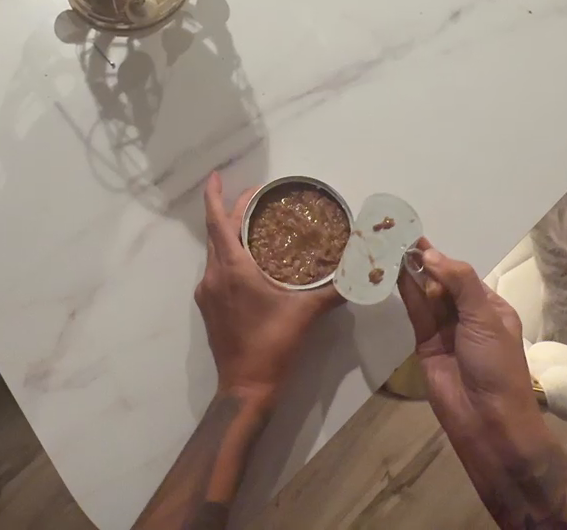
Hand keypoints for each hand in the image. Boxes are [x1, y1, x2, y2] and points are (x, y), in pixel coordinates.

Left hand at [196, 171, 341, 407]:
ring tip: (255, 224)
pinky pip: (217, 269)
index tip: (216, 176)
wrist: (245, 389)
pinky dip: (230, 255)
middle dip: (233, 210)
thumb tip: (358, 274)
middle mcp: (214, 274)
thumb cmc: (272, 345)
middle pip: (218, 232)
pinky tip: (251, 261)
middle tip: (254, 196)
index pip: (217, 221)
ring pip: (216, 251)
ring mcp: (208, 292)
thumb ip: (333, 290)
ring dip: (231, 234)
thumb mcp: (306, 314)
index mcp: (232, 268)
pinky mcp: (209, 306)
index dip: (214, 195)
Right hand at [397, 239, 552, 461]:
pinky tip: (394, 271)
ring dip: (411, 272)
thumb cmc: (496, 366)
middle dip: (424, 261)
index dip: (442, 257)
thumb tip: (430, 253)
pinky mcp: (425, 342)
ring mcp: (445, 329)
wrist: (487, 422)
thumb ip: (459, 282)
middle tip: (397, 236)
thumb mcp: (485, 318)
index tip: (417, 236)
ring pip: (426, 293)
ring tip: (390, 247)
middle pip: (442, 281)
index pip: (463, 274)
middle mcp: (467, 315)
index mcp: (490, 308)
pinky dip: (405, 291)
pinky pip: (415, 311)